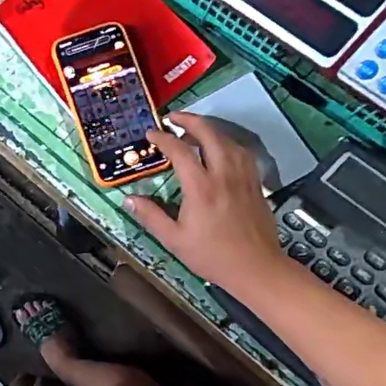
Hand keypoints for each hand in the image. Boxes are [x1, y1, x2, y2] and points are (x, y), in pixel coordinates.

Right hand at [123, 113, 290, 293]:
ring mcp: (243, 176)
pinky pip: (242, 152)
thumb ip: (151, 216)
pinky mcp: (255, 183)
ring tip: (195, 131)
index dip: (163, 138)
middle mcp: (223, 174)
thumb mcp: (174, 240)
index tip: (152, 134)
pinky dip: (228, 143)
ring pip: (228, 140)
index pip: (180, 150)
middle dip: (190, 120)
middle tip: (174, 118)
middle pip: (209, 134)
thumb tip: (130, 200)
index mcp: (201, 187)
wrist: (255, 268)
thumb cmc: (212, 256)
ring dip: (210, 130)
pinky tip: (220, 150)